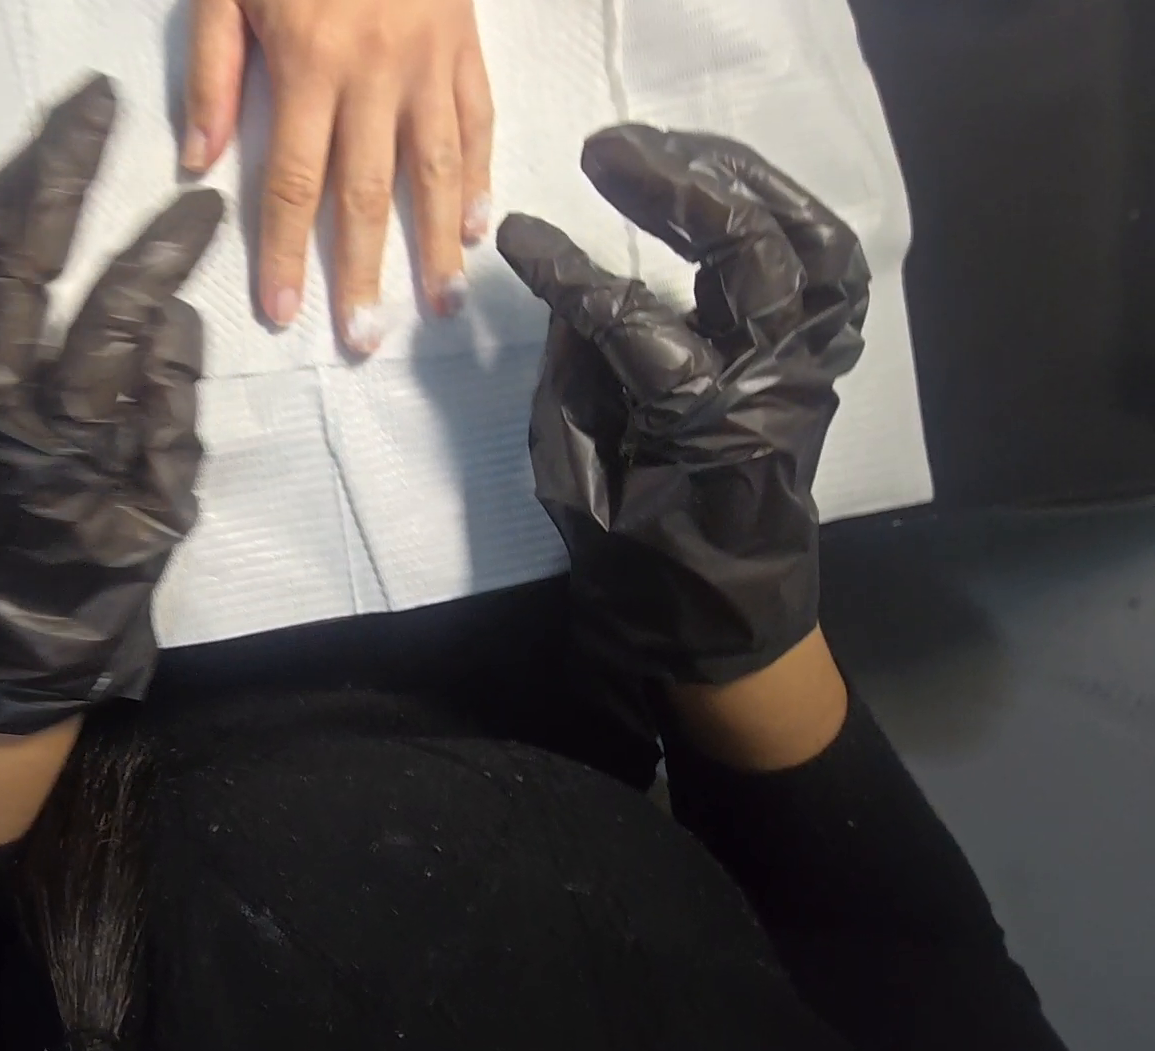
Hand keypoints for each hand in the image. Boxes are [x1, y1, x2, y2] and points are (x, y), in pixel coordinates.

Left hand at [0, 76, 224, 734]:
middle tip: (97, 106)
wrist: (13, 632)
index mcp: (70, 435)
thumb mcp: (166, 507)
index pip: (120, 314)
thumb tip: (174, 310)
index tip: (200, 205)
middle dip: (59, 173)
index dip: (162, 250)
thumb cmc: (100, 575)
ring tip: (43, 140)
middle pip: (18, 264)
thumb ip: (172, 405)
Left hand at [183, 0, 493, 353]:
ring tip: (440, 305)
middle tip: (366, 339)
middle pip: (364, 194)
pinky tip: (479, 226)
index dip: (284, 254)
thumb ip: (211, 74)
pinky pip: (477, 116)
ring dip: (436, 245)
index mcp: (308, 64)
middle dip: (363, 273)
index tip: (282, 314)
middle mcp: (372, 73)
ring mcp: (427, 59)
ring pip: (433, 169)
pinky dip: (478, 174)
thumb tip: (197, 165)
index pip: (291, 184)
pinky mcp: (464, 40)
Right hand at [497, 126, 869, 685]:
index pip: (628, 318)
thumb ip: (574, 380)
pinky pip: (824, 274)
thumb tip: (572, 299)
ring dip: (743, 180)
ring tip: (675, 150)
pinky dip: (787, 221)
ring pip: (808, 244)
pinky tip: (737, 196)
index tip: (517, 236)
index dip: (565, 269)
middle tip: (608, 148)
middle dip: (674, 185)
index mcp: (701, 425)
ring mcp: (810, 370)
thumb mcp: (574, 475)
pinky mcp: (818, 366)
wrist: (718, 610)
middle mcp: (775, 383)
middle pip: (747, 250)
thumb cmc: (634, 560)